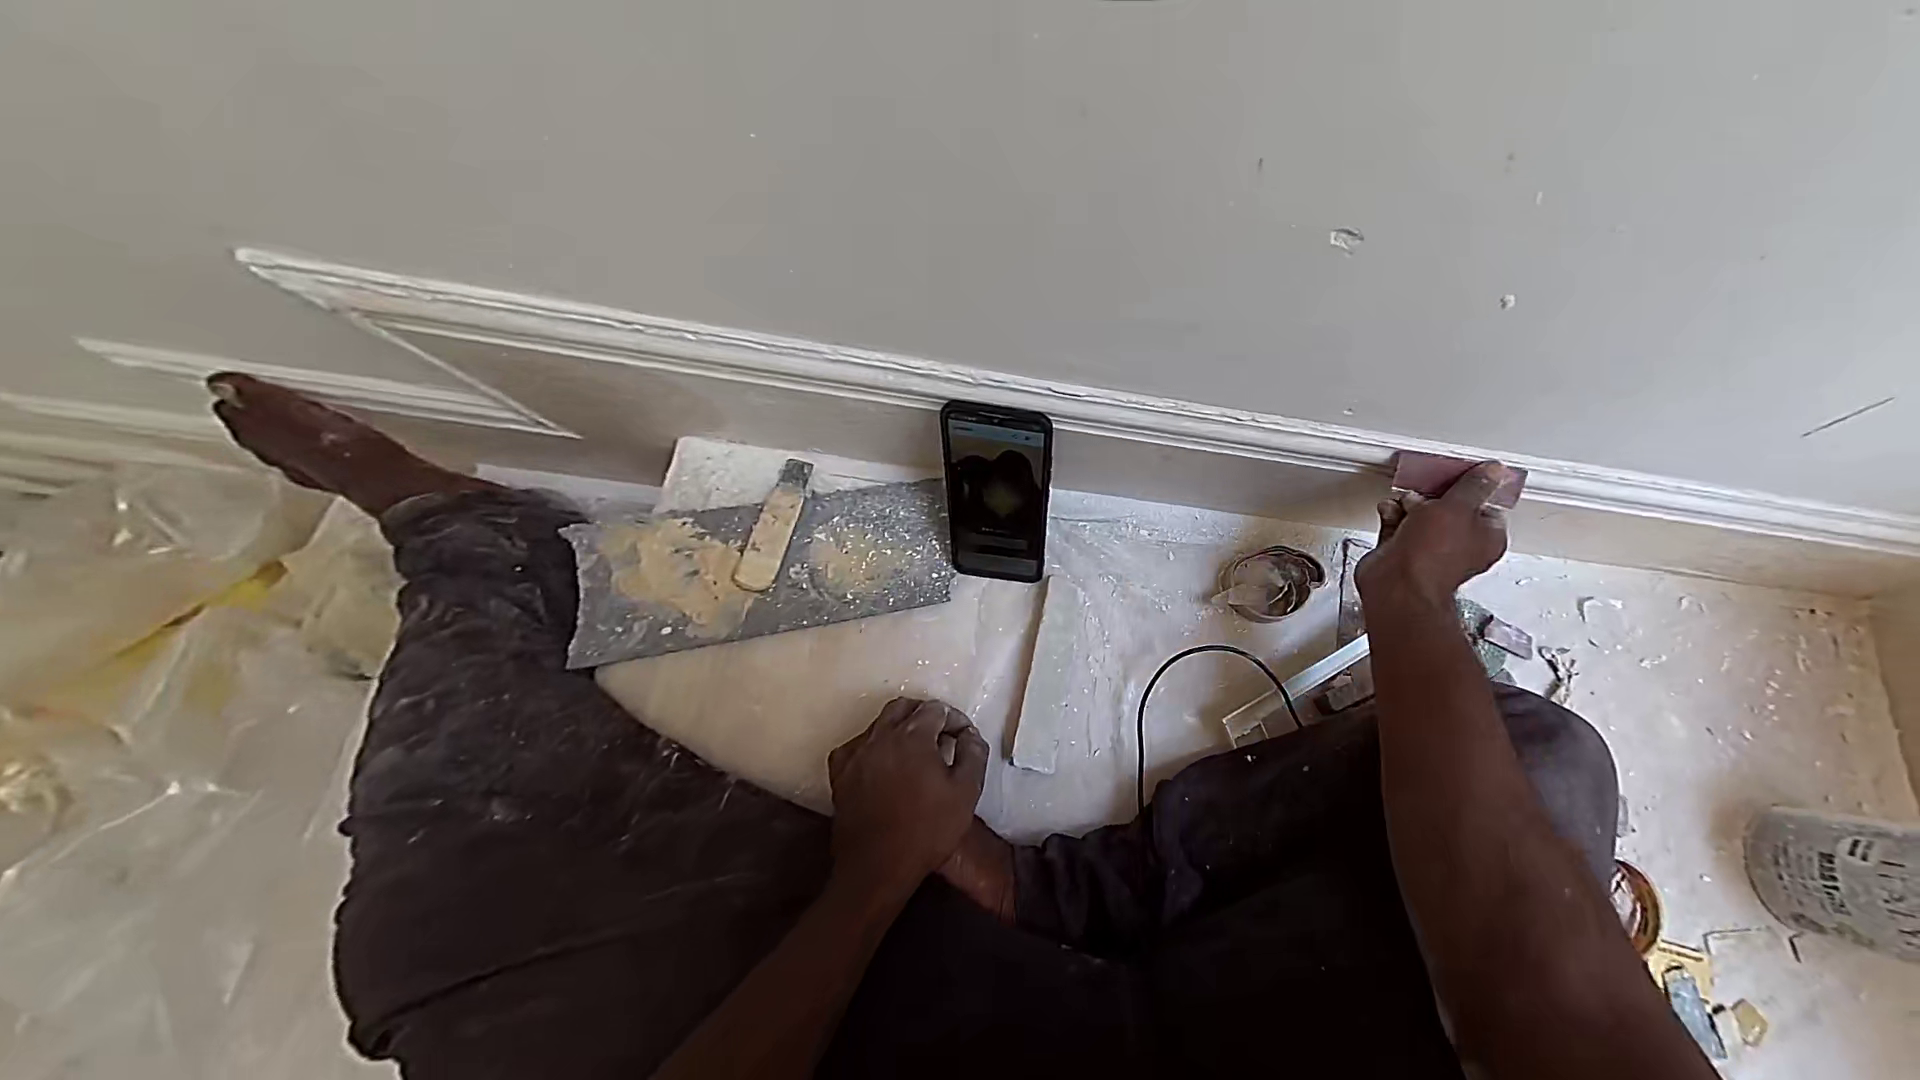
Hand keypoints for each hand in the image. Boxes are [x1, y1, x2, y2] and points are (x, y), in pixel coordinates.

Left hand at [827, 698, 989, 896]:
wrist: (878, 866)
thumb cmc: (927, 830)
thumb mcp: (965, 793)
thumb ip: (973, 754)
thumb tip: (969, 734)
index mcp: (913, 735)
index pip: (936, 709)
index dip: (954, 719)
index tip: (963, 737)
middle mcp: (881, 735)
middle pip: (904, 707)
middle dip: (924, 714)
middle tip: (940, 735)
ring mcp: (857, 752)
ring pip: (879, 723)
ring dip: (899, 727)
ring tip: (914, 750)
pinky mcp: (840, 772)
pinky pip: (857, 745)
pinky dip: (872, 746)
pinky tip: (881, 763)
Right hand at [1355, 461, 1521, 607]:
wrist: (1394, 581)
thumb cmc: (1432, 553)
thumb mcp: (1459, 508)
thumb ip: (1474, 487)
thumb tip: (1493, 471)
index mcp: (1486, 538)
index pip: (1486, 506)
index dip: (1472, 489)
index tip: (1460, 476)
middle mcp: (1458, 546)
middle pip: (1449, 509)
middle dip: (1433, 497)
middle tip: (1427, 493)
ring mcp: (1427, 550)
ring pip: (1420, 516)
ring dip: (1408, 504)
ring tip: (1402, 502)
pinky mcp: (1399, 552)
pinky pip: (1397, 525)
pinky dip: (1392, 514)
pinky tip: (1388, 509)